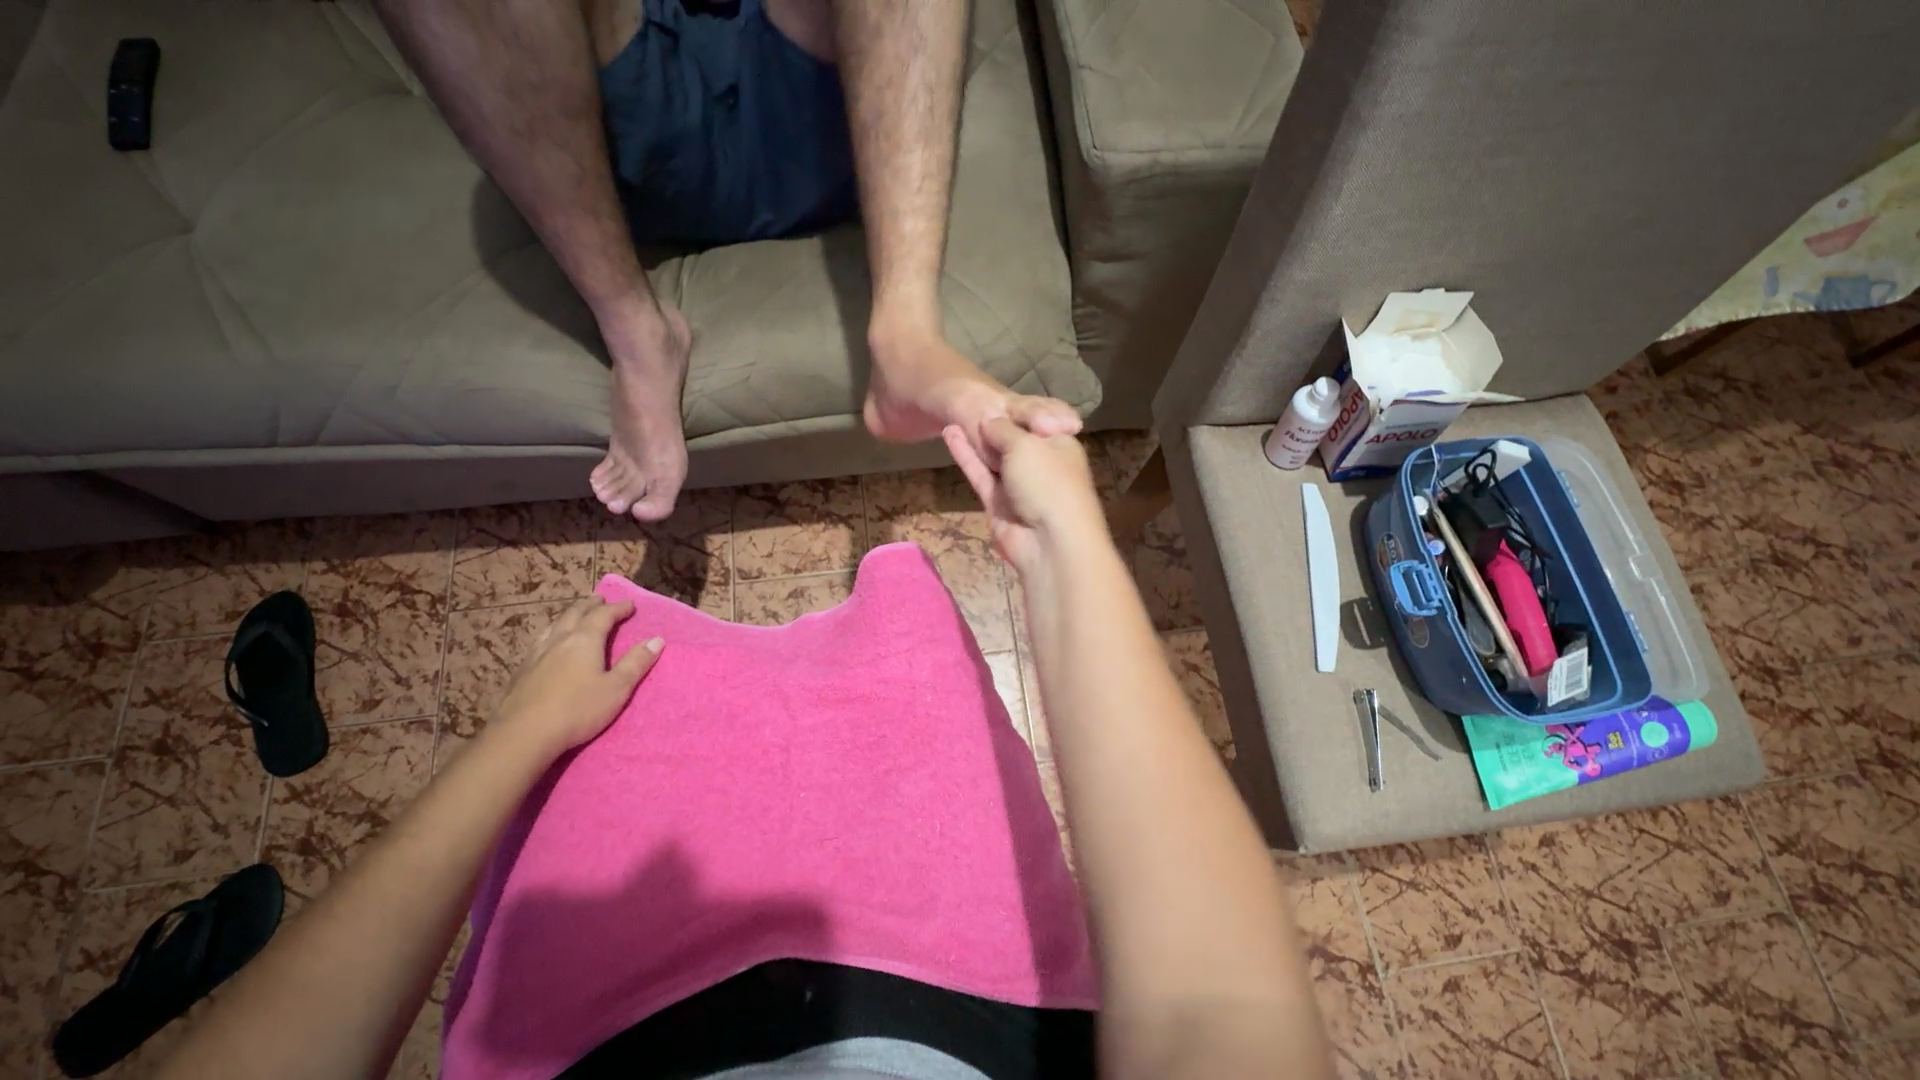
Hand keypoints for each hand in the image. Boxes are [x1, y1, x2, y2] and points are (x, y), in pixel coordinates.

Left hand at [491, 597, 663, 758]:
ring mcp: (537, 654)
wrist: (524, 733)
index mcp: (584, 641)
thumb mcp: (616, 689)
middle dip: (590, 605)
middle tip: (600, 599)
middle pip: (575, 614)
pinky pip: (539, 641)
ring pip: (554, 626)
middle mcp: (559, 640)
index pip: (603, 616)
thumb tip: (656, 639)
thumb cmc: (577, 710)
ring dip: (568, 616)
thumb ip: (636, 663)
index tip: (630, 605)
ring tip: (574, 615)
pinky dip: (551, 634)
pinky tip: (547, 644)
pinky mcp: (522, 671)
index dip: (618, 608)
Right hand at [944, 416, 1105, 575]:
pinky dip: (967, 456)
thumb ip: (1004, 428)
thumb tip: (990, 420)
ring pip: (994, 459)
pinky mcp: (999, 504)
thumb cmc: (1047, 482)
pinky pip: (982, 475)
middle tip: (968, 407)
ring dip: (976, 440)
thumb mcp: (1026, 444)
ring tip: (953, 418)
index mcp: (1059, 446)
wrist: (1049, 541)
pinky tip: (950, 435)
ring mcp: (1019, 486)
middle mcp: (1040, 465)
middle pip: (1013, 442)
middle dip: (993, 427)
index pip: (1036, 423)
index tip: (992, 400)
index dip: (1015, 413)